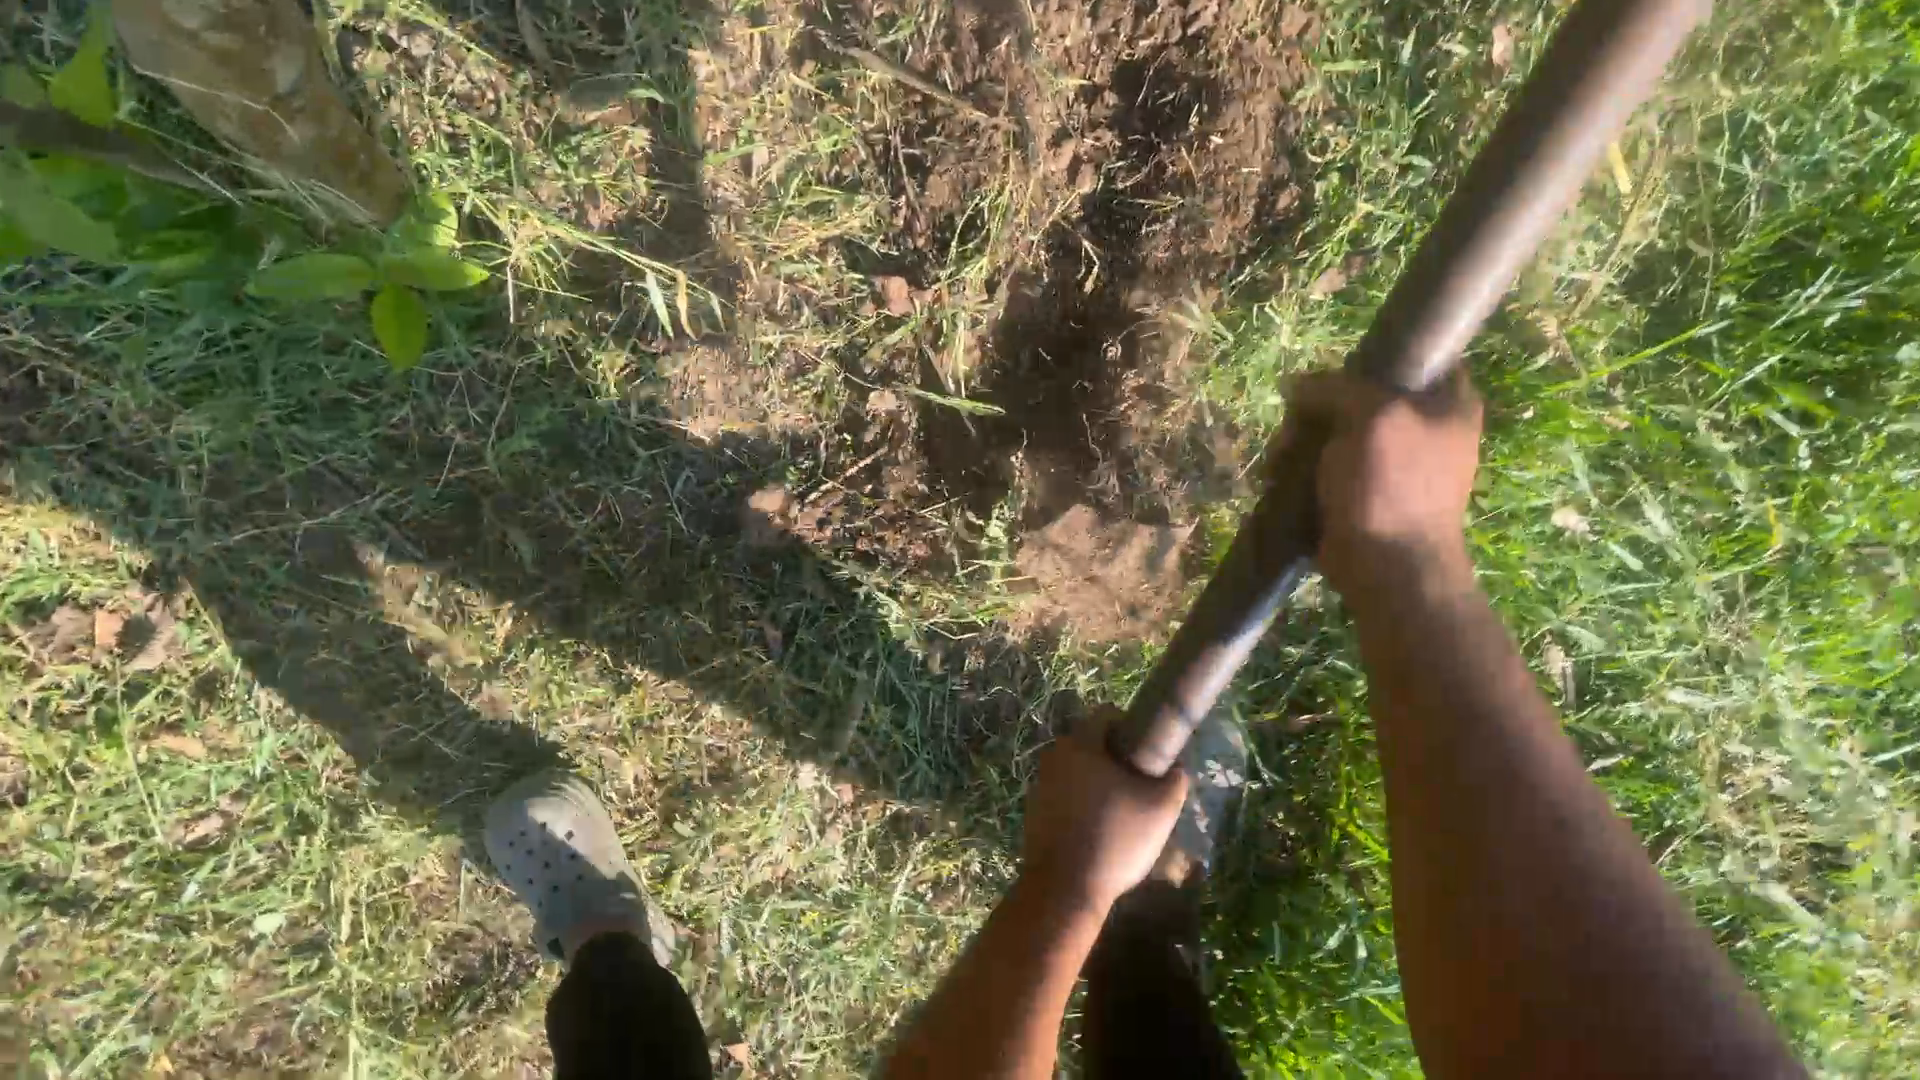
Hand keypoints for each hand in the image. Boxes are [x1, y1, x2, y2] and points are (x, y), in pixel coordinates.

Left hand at [1018, 710, 1189, 913]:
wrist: (1064, 888)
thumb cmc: (1115, 838)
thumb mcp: (1160, 809)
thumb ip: (1174, 780)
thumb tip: (1175, 768)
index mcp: (1080, 744)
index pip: (1107, 714)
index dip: (1133, 727)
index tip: (1150, 754)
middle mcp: (1054, 755)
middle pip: (1092, 743)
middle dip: (1117, 759)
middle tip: (1141, 787)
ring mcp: (1041, 783)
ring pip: (1079, 770)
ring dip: (1100, 783)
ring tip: (1124, 814)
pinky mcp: (1035, 810)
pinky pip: (1066, 794)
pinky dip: (1083, 804)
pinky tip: (1099, 832)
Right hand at [1276, 368, 1481, 601]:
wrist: (1388, 566)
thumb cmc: (1391, 486)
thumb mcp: (1371, 416)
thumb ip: (1336, 387)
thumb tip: (1297, 386)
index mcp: (1449, 404)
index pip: (1413, 358)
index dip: (1370, 359)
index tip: (1335, 376)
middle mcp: (1423, 429)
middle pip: (1357, 397)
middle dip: (1317, 412)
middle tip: (1296, 430)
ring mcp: (1390, 464)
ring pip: (1332, 432)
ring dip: (1299, 444)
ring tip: (1279, 463)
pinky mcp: (1360, 492)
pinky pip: (1325, 465)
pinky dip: (1300, 469)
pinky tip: (1280, 478)